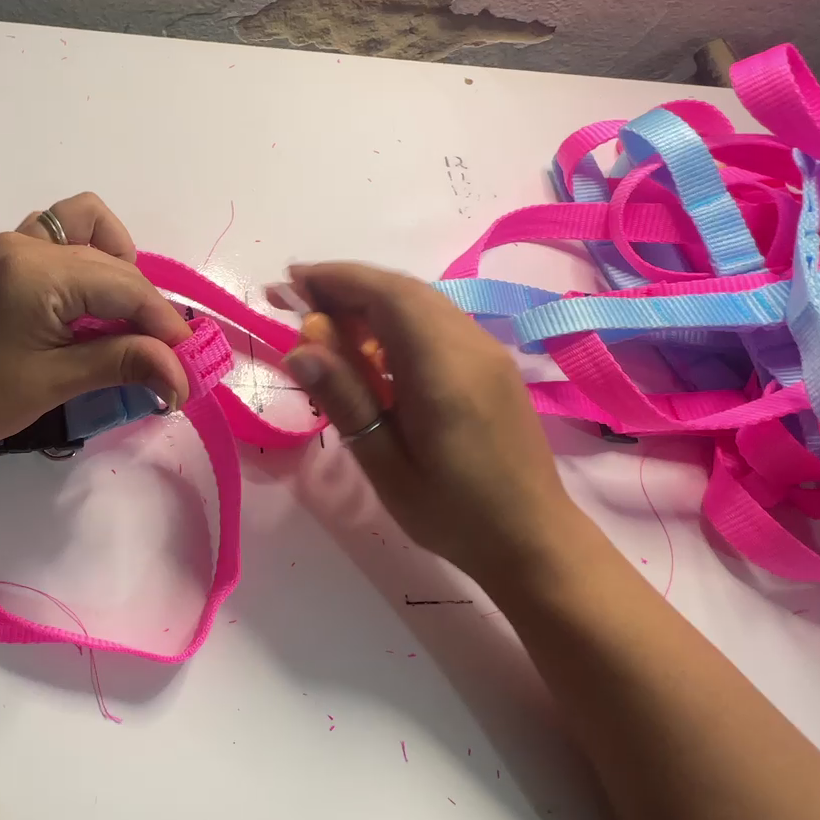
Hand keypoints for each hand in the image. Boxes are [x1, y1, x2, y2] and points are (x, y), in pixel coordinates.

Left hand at [0, 193, 191, 469]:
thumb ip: (124, 363)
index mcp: (39, 272)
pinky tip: (93, 305)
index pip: (125, 285)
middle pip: (112, 261)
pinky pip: (61, 238)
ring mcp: (14, 246)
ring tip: (124, 320)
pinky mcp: (7, 259)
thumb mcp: (57, 383)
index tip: (187, 364)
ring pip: (88, 228)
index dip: (163, 324)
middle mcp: (28, 243)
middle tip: (160, 356)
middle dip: (144, 307)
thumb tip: (182, 373)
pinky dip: (88, 261)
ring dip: (117, 267)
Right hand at [275, 262, 591, 585]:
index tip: (287, 284)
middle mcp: (471, 346)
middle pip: (402, 290)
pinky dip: (393, 319)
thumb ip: (345, 400)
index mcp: (443, 370)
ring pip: (421, 302)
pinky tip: (369, 348)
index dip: (334, 280)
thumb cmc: (451, 512)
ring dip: (368, 300)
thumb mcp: (384, 464)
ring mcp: (487, 353)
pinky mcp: (490, 365)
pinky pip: (435, 322)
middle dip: (344, 285)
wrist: (532, 540)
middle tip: (293, 303)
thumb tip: (300, 350)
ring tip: (321, 324)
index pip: (385, 296)